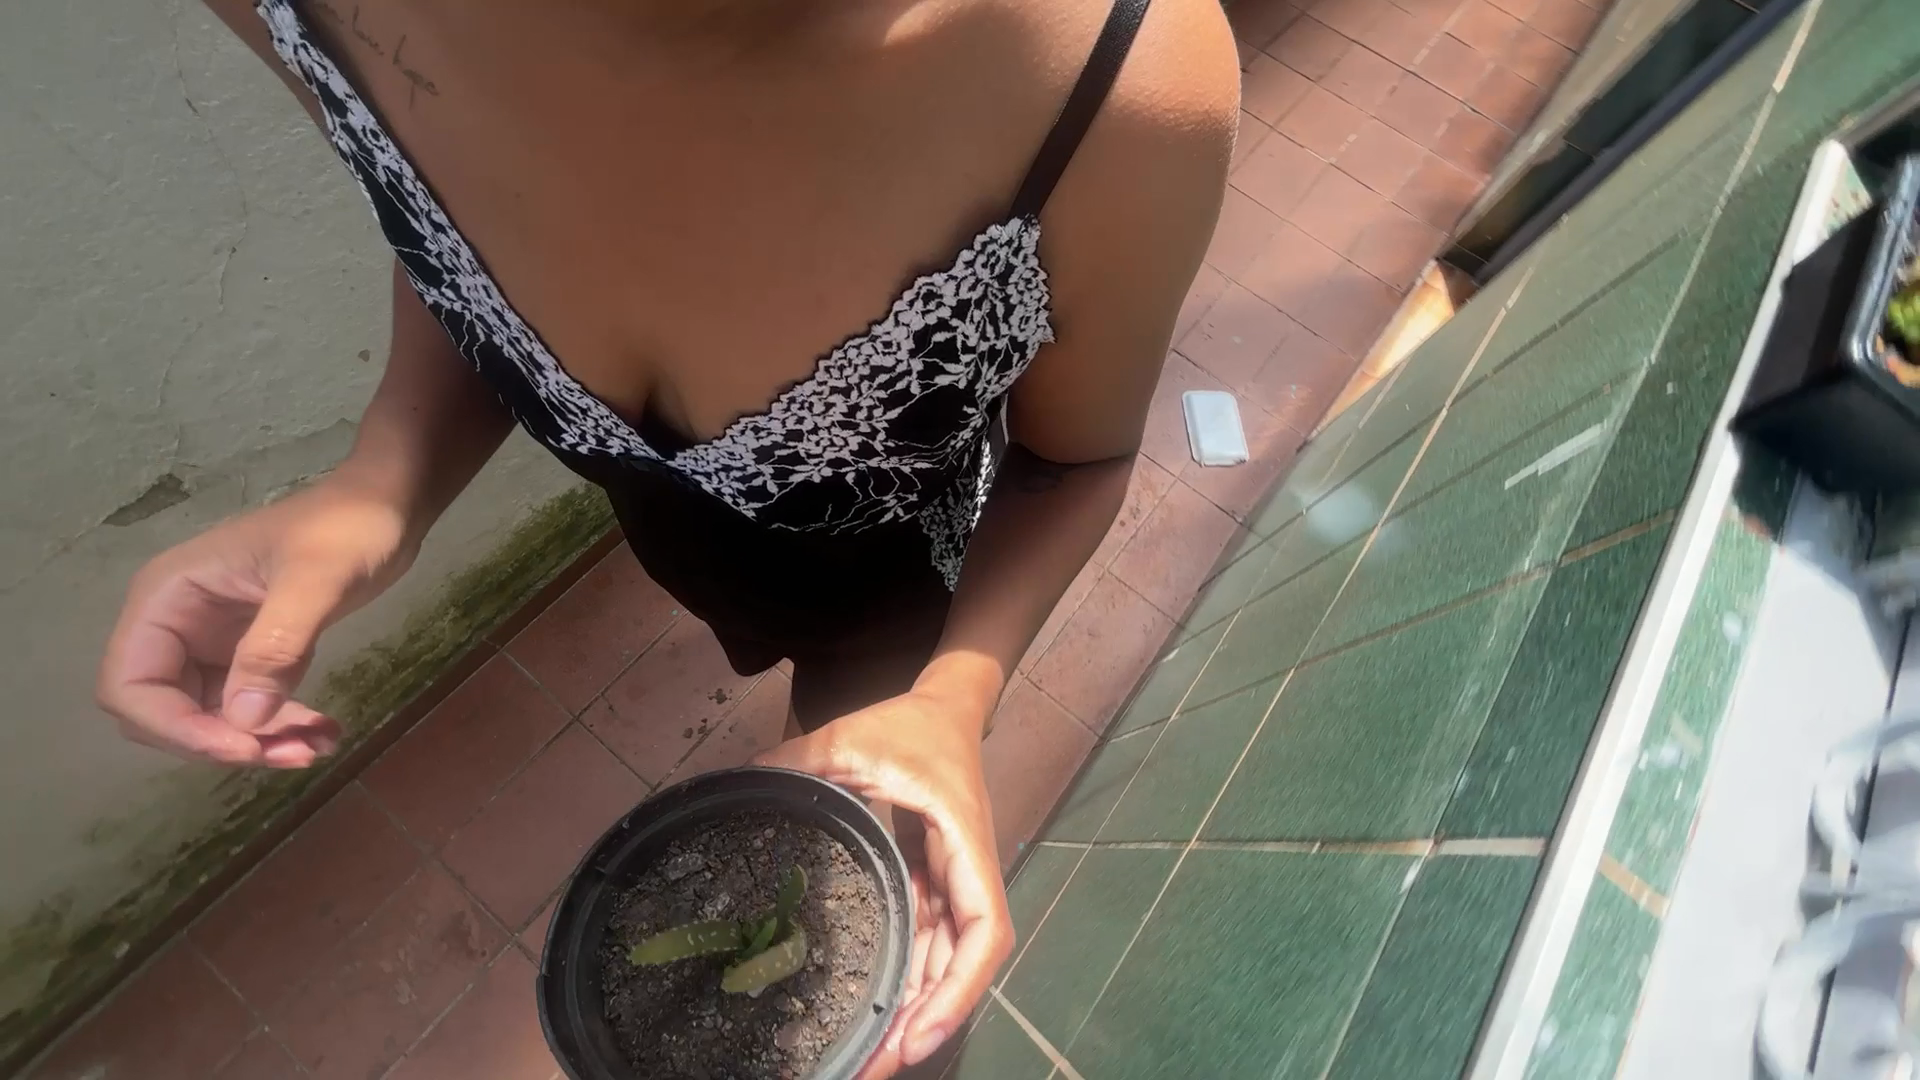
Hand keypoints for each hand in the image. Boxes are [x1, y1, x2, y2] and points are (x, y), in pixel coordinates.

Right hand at [96, 476, 417, 767]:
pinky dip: (286, 719)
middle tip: (293, 757)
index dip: (178, 727)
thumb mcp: (316, 582)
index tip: (243, 748)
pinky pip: (259, 696)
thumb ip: (276, 646)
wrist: (392, 505)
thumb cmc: (350, 529)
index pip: (134, 685)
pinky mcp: (263, 643)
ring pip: (219, 709)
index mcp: (168, 599)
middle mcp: (181, 622)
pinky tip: (329, 733)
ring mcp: (221, 636)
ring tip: (319, 749)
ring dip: (261, 737)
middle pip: (172, 707)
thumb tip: (241, 720)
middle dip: (224, 739)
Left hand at [755, 686, 1012, 1077]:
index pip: (982, 929)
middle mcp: (964, 868)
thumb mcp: (851, 736)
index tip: (914, 1035)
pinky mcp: (934, 875)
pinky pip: (928, 934)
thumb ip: (799, 758)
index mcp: (959, 838)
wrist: (948, 708)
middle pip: (961, 961)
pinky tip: (880, 1003)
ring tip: (870, 1055)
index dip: (957, 990)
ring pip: (945, 956)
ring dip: (917, 1006)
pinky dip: (910, 974)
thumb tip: (739, 783)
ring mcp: (951, 876)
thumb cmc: (910, 723)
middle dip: (925, 1020)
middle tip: (870, 1069)